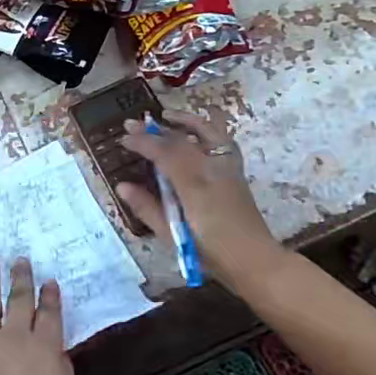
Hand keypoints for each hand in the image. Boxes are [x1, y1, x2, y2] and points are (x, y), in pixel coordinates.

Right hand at [117, 110, 285, 290]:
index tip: (124, 138)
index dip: (142, 142)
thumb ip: (147, 208)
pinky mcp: (237, 171)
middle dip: (155, 130)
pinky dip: (205, 129)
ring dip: (184, 121)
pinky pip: (220, 139)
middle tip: (133, 123)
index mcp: (194, 183)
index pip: (164, 152)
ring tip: (167, 115)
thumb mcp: (172, 235)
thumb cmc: (209, 252)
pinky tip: (196, 132)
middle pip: (181, 139)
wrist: (253, 259)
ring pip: (206, 131)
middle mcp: (212, 167)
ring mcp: (228, 166)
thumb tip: (122, 186)